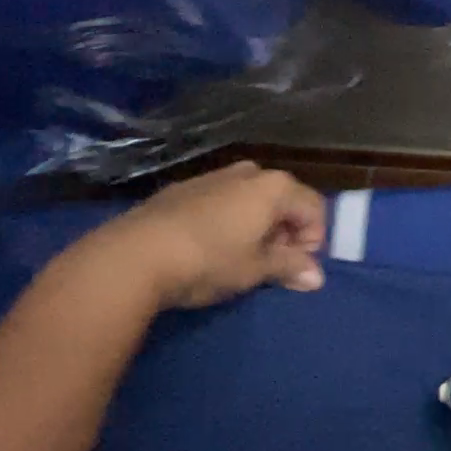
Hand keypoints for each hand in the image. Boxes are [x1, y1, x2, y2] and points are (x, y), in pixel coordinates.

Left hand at [70, 160, 328, 309]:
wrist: (132, 255)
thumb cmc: (208, 261)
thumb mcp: (254, 270)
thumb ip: (290, 267)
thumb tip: (318, 277)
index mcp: (276, 187)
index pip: (314, 208)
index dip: (312, 240)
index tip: (294, 268)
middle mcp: (251, 172)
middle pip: (284, 199)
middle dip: (283, 231)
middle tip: (268, 265)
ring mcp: (215, 175)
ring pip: (251, 198)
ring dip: (254, 225)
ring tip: (235, 258)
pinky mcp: (183, 187)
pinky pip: (220, 200)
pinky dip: (226, 219)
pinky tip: (205, 247)